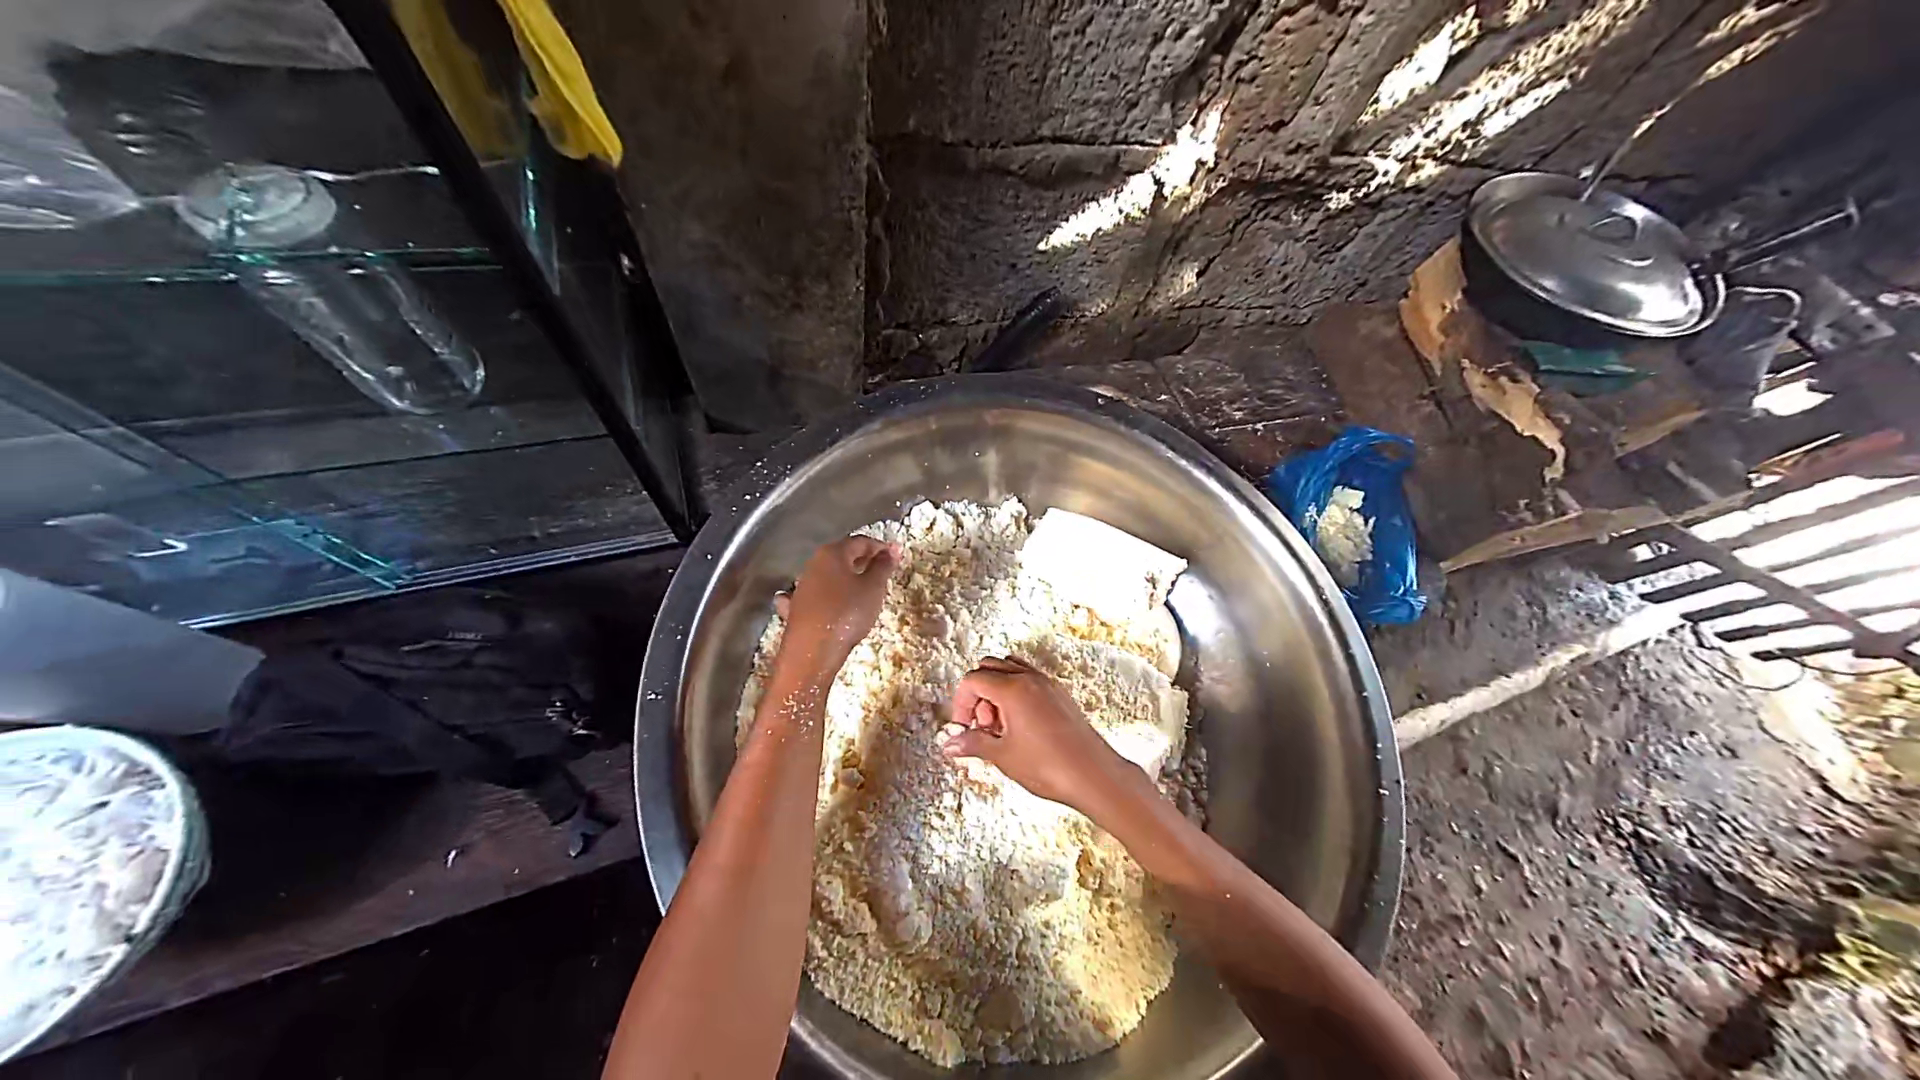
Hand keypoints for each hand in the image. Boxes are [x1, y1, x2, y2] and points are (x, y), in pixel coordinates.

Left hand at [774, 535, 899, 682]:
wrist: (812, 650)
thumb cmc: (847, 612)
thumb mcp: (873, 588)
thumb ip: (883, 566)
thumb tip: (891, 550)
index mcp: (832, 553)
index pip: (860, 541)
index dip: (879, 546)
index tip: (894, 555)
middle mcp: (814, 564)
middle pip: (842, 555)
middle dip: (863, 559)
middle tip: (882, 569)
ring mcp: (802, 586)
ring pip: (829, 574)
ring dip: (846, 576)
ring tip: (863, 586)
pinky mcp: (797, 607)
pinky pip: (816, 594)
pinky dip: (827, 594)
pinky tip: (828, 600)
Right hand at [940, 657, 1143, 813]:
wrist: (1094, 776)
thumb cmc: (1052, 765)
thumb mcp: (1003, 755)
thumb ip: (973, 743)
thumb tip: (952, 743)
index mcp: (1013, 688)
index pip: (973, 680)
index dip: (961, 703)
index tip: (963, 725)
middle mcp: (1031, 679)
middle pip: (990, 668)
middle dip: (978, 694)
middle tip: (980, 725)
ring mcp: (1048, 686)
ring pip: (1011, 671)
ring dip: (997, 692)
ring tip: (999, 727)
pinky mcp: (1060, 697)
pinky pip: (1030, 682)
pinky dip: (1017, 696)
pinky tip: (1019, 728)